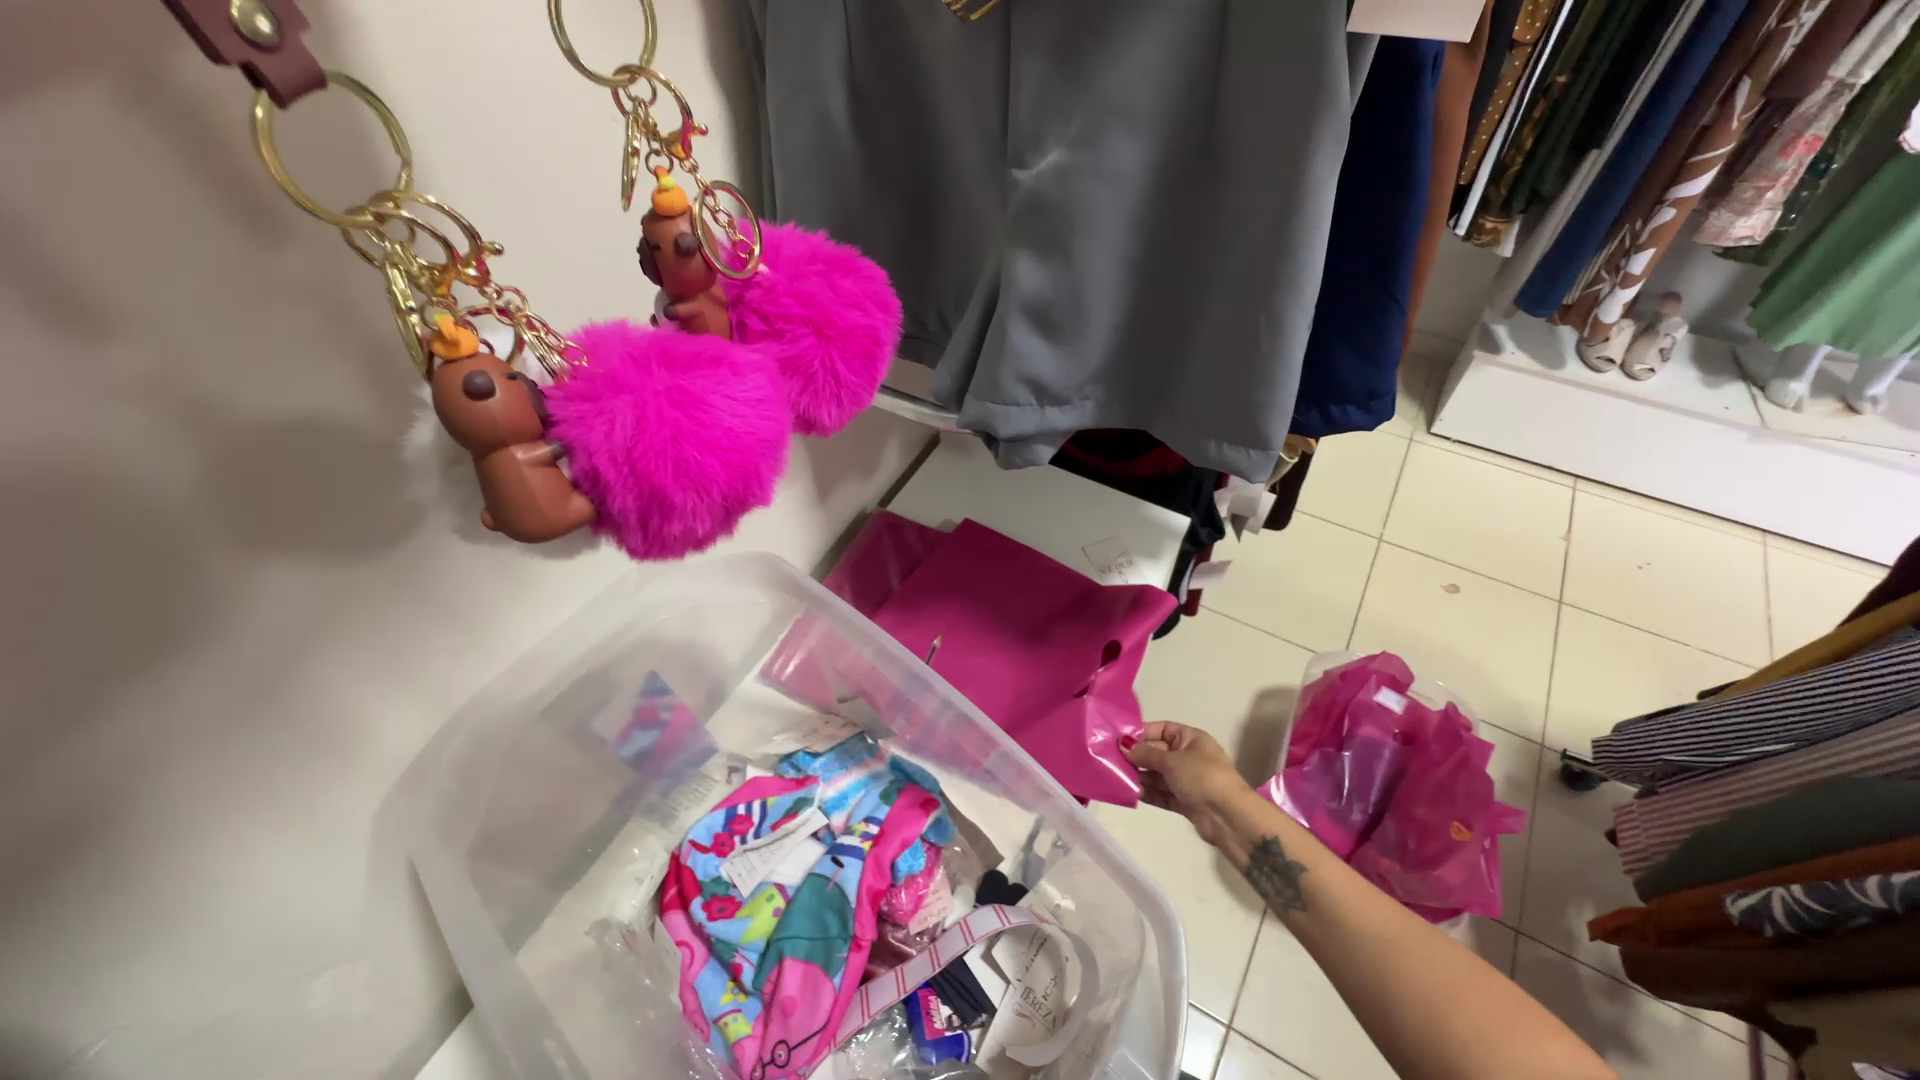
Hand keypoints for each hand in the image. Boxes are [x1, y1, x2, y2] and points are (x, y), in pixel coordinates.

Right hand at [1123, 722, 1252, 847]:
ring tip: (1116, 776)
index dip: (1141, 733)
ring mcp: (1186, 780)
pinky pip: (1161, 793)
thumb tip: (1123, 743)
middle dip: (1136, 756)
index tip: (1119, 738)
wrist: (1228, 816)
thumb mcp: (1172, 760)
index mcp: (1191, 739)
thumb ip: (1145, 753)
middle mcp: (1188, 757)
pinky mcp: (1184, 801)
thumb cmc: (1202, 777)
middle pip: (1157, 752)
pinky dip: (1147, 792)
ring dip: (1139, 776)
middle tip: (1111, 759)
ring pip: (1157, 775)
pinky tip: (1129, 792)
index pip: (1162, 729)